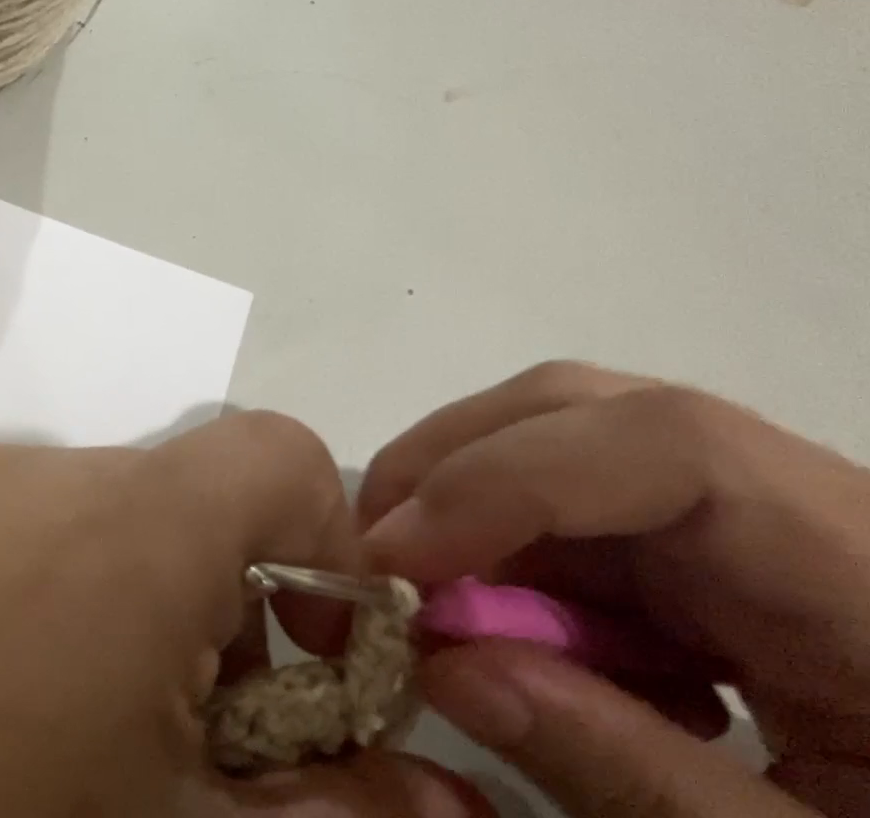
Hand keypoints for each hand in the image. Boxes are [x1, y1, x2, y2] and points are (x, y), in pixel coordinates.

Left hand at [0, 414, 489, 816]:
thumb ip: (327, 802)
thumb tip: (444, 787)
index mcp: (113, 544)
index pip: (271, 451)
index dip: (318, 536)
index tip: (303, 646)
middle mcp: (18, 478)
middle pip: (176, 484)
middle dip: (216, 579)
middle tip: (184, 702)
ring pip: (88, 492)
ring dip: (120, 569)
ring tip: (76, 685)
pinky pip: (2, 502)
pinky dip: (36, 560)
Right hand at [359, 362, 869, 816]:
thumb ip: (632, 774)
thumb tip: (442, 666)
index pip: (667, 445)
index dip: (506, 477)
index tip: (394, 561)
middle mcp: (812, 508)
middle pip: (587, 412)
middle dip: (451, 471)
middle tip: (373, 562)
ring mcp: (759, 516)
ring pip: (559, 451)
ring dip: (468, 524)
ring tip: (437, 620)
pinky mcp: (721, 547)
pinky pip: (575, 516)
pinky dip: (510, 568)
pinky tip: (530, 649)